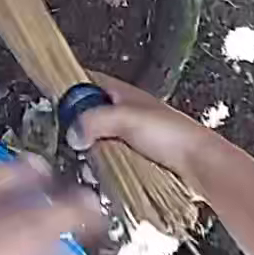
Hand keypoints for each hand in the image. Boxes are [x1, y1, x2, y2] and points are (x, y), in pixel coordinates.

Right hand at [64, 72, 227, 180]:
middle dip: (77, 124)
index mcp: (121, 92)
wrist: (202, 164)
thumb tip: (71, 133)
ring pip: (99, 135)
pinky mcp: (138, 154)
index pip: (86, 79)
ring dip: (91, 148)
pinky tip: (101, 174)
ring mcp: (131, 132)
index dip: (69, 86)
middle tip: (68, 138)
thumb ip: (94, 121)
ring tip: (85, 162)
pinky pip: (111, 154)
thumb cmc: (169, 134)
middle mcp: (124, 108)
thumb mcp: (125, 120)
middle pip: (90, 110)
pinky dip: (104, 162)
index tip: (52, 98)